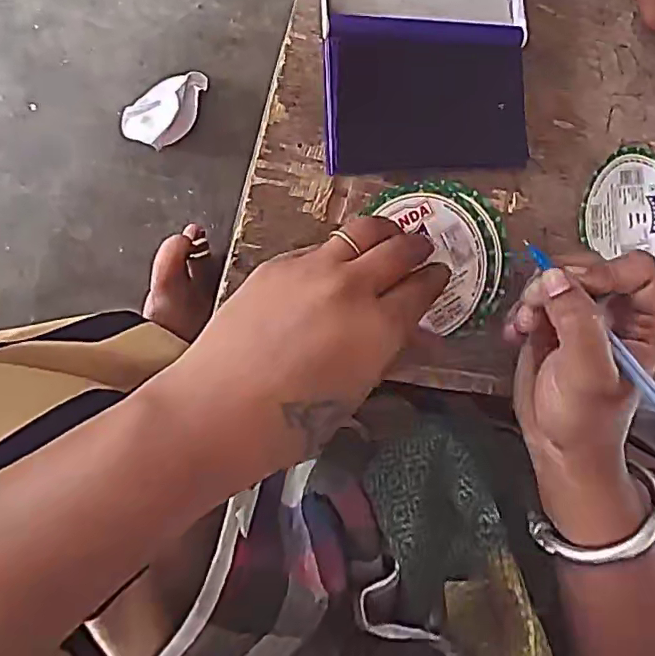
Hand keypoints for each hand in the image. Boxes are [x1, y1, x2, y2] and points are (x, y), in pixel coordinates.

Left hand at [150, 217, 448, 482]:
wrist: (215, 410)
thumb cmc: (289, 425)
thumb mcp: (354, 392)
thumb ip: (385, 351)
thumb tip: (407, 332)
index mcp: (379, 326)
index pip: (421, 288)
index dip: (434, 278)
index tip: (439, 273)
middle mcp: (353, 287)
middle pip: (399, 249)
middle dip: (417, 245)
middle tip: (423, 246)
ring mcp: (315, 268)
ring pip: (363, 230)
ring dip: (384, 231)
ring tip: (389, 233)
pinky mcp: (280, 263)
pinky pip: (320, 247)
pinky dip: (337, 250)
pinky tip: (333, 263)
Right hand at [505, 251, 654, 542]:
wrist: (557, 451)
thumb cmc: (585, 422)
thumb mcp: (588, 372)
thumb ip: (576, 320)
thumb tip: (555, 277)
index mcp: (640, 324)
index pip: (638, 271)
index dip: (609, 270)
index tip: (578, 285)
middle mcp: (613, 314)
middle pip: (592, 267)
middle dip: (561, 280)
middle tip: (541, 301)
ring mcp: (580, 316)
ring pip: (559, 276)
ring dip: (535, 294)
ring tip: (526, 323)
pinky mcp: (551, 322)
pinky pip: (536, 294)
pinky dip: (521, 307)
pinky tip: (517, 330)